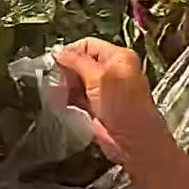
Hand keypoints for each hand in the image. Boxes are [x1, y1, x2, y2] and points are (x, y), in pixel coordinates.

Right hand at [51, 38, 171, 160]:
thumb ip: (77, 61)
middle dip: (65, 69)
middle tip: (55, 80)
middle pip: (79, 61)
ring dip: (64, 85)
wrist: (133, 143)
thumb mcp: (100, 77)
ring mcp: (103, 88)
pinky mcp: (95, 104)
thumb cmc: (122, 107)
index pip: (87, 44)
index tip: (54, 63)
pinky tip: (61, 103)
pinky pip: (75, 95)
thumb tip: (56, 51)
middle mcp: (111, 70)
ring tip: (57, 93)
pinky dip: (67, 97)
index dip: (70, 51)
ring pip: (75, 79)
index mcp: (118, 57)